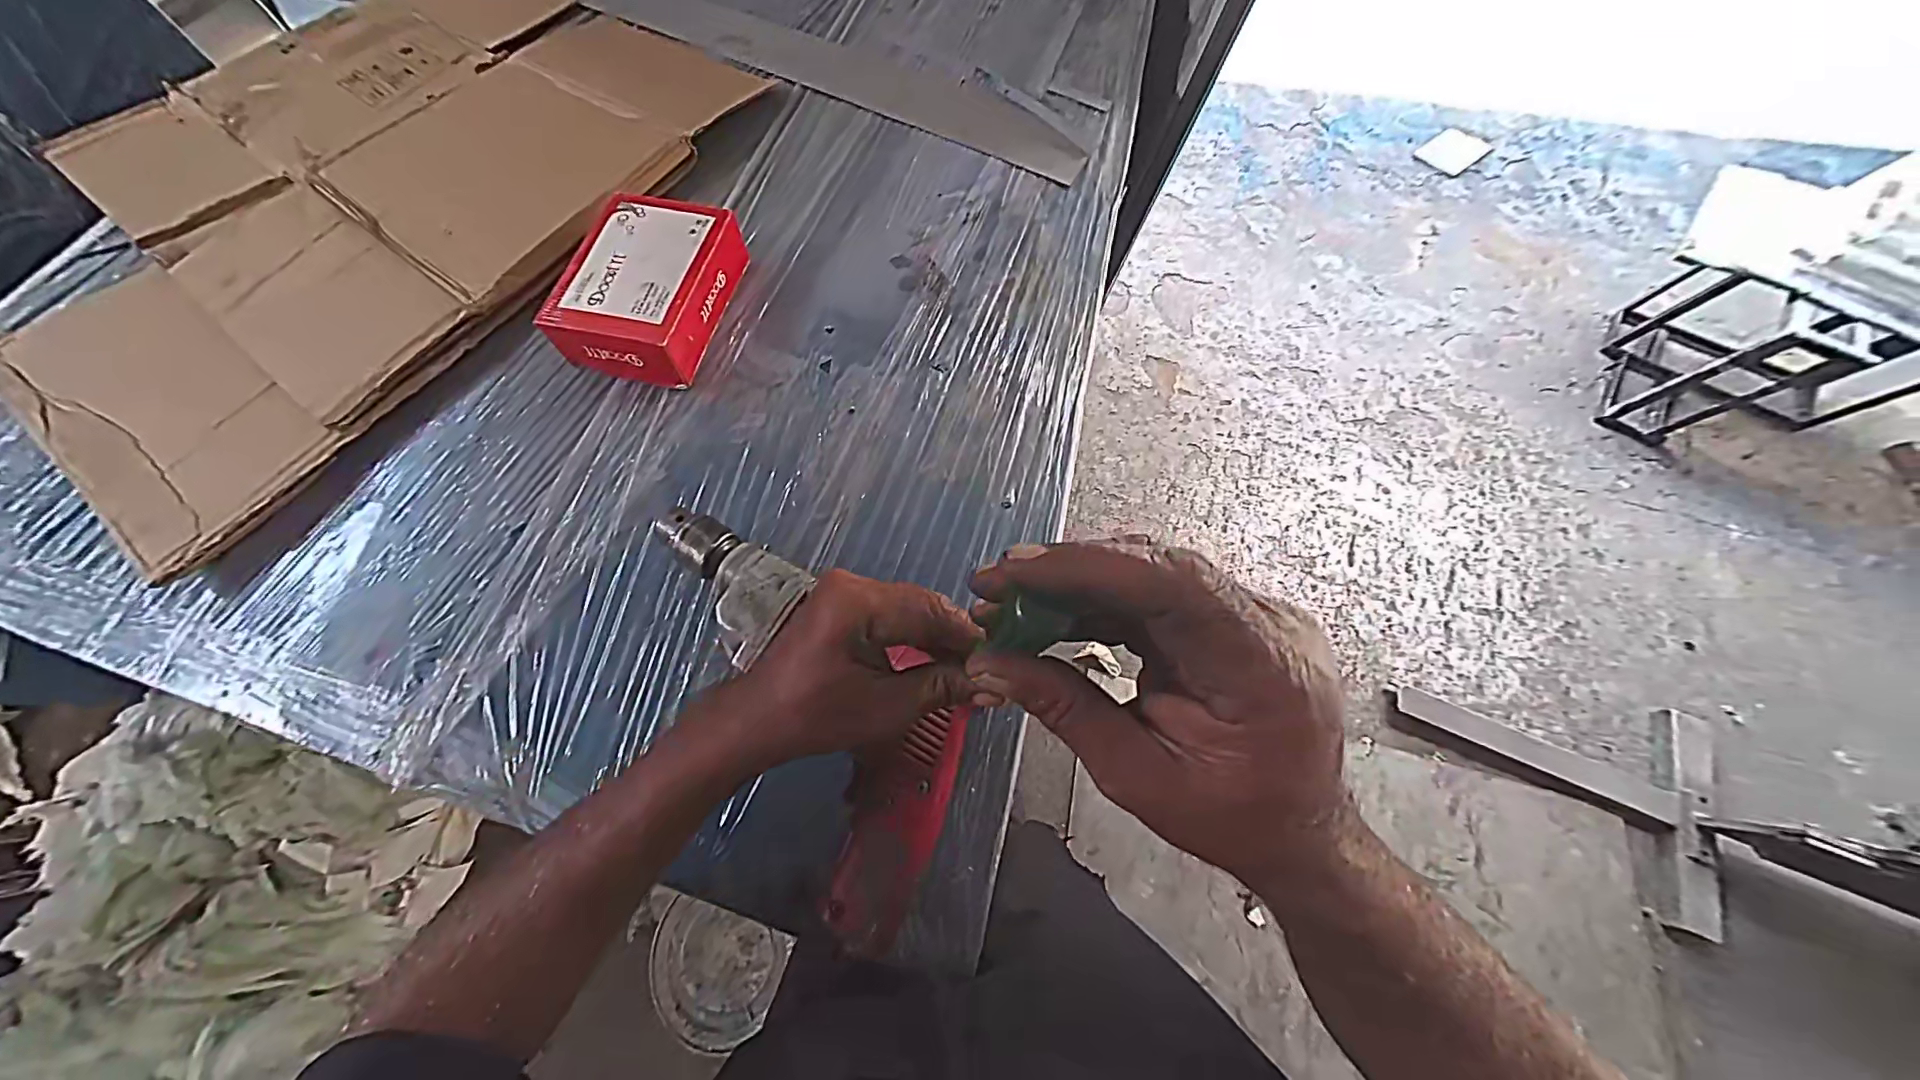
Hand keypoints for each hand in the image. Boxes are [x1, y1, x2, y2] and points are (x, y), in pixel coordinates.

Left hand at [693, 569, 983, 776]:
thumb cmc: (812, 715)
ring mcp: (844, 591)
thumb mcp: (886, 706)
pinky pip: (890, 614)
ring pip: (909, 608)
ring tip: (962, 669)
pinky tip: (931, 660)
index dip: (969, 636)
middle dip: (954, 637)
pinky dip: (913, 636)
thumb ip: (941, 687)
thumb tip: (987, 684)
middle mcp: (851, 584)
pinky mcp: (841, 604)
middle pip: (922, 604)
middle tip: (984, 668)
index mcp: (858, 601)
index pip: (931, 609)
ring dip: (936, 638)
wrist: (757, 720)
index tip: (997, 660)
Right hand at [966, 540, 1348, 882]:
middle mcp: (1266, 625)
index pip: (1170, 584)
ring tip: (1012, 602)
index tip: (1018, 571)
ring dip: (1075, 583)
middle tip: (996, 585)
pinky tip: (1054, 613)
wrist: (1300, 832)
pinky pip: (1156, 594)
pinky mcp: (1230, 619)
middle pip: (1154, 568)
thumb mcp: (1137, 776)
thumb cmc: (1234, 820)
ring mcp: (1252, 616)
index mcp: (1261, 667)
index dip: (1086, 567)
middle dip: (1066, 571)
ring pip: (1149, 573)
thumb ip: (1066, 710)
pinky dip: (1099, 600)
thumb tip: (996, 664)